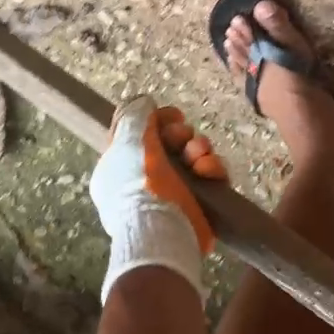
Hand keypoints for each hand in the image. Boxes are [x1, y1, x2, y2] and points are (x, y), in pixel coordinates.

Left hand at [89, 96, 226, 302]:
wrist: (163, 231)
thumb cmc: (141, 186)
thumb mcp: (130, 144)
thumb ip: (135, 116)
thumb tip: (143, 102)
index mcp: (121, 166)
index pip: (142, 133)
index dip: (160, 121)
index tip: (173, 117)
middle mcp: (146, 178)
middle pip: (172, 142)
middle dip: (183, 136)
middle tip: (185, 139)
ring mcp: (173, 191)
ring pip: (194, 156)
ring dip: (200, 150)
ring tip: (200, 157)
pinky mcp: (199, 203)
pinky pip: (211, 175)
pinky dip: (212, 170)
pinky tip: (208, 172)